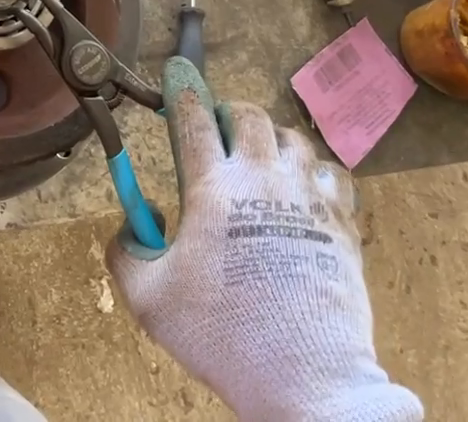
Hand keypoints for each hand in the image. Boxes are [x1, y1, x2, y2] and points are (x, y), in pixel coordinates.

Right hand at [107, 62, 421, 421]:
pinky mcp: (344, 225)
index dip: (182, 97)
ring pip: (294, 139)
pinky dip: (315, 173)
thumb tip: (137, 219)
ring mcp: (308, 199)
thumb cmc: (221, 335)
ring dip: (272, 141)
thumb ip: (123, 250)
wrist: (308, 380)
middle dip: (229, 114)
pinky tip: (304, 194)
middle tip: (218, 135)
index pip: (194, 120)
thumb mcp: (147, 298)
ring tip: (262, 163)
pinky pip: (333, 175)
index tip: (177, 87)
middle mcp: (261, 179)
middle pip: (249, 115)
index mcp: (212, 189)